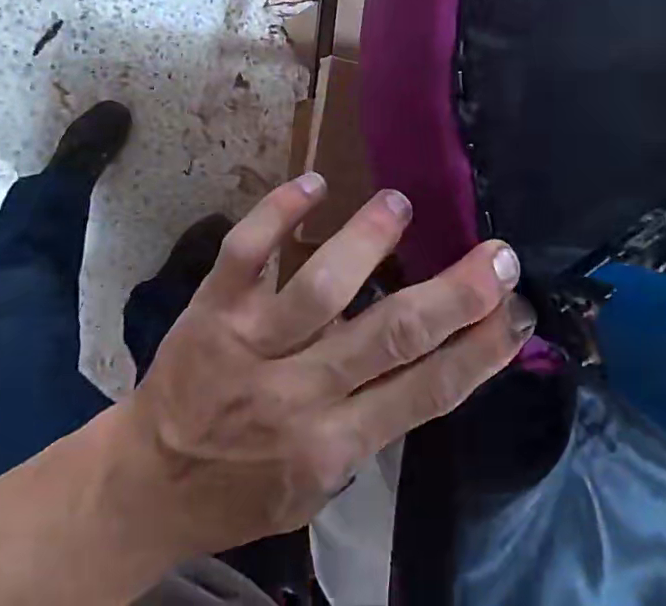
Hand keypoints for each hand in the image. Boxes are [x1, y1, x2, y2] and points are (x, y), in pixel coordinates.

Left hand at [129, 175, 534, 556]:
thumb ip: (384, 420)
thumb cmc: (248, 484)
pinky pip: (246, 254)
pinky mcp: (211, 311)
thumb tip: (453, 356)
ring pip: (318, 289)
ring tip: (400, 205)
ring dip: (366, 242)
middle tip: (499, 254)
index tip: (520, 310)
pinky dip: (277, 212)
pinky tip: (315, 182)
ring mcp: (249, 347)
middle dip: (455, 294)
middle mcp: (298, 395)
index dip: (482, 349)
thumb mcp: (325, 482)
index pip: (427, 392)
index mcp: (335, 445)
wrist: (144, 485)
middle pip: (389, 336)